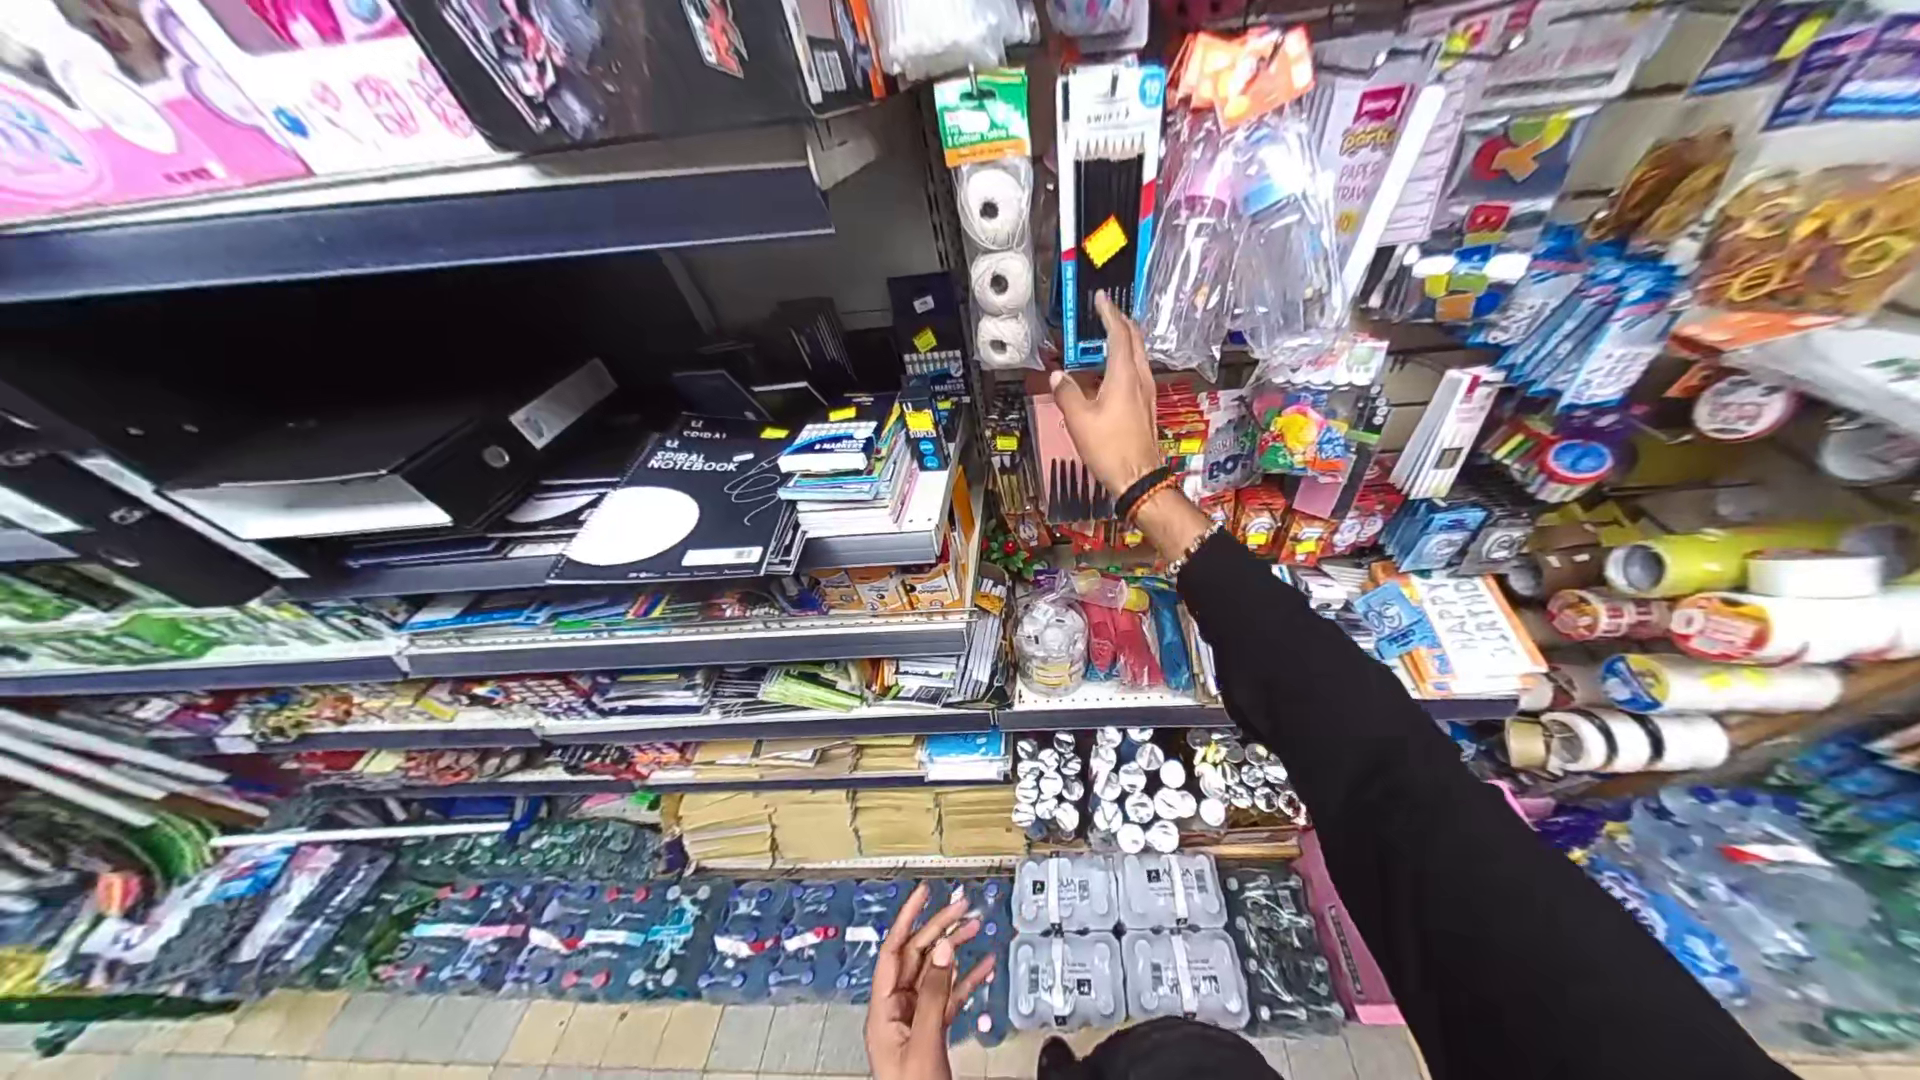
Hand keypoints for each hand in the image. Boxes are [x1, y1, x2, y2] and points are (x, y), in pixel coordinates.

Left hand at [865, 883, 995, 1079]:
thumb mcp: (923, 1044)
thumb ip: (934, 995)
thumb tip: (942, 950)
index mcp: (883, 1010)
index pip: (893, 950)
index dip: (907, 917)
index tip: (923, 893)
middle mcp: (897, 1011)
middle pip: (918, 958)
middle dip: (940, 929)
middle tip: (963, 906)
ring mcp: (916, 1022)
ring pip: (937, 974)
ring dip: (957, 950)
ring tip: (977, 928)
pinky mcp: (934, 1034)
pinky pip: (951, 997)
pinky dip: (968, 979)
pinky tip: (984, 966)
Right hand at [1050, 291, 1163, 494]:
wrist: (1138, 477)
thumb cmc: (1109, 448)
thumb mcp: (1079, 420)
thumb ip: (1066, 393)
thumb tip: (1057, 377)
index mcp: (1124, 376)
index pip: (1119, 334)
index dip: (1109, 314)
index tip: (1101, 300)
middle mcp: (1140, 379)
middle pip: (1135, 340)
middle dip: (1121, 322)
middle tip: (1106, 313)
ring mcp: (1147, 392)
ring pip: (1139, 355)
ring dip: (1125, 340)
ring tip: (1108, 336)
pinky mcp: (1146, 405)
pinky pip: (1137, 371)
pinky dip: (1126, 360)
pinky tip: (1113, 370)